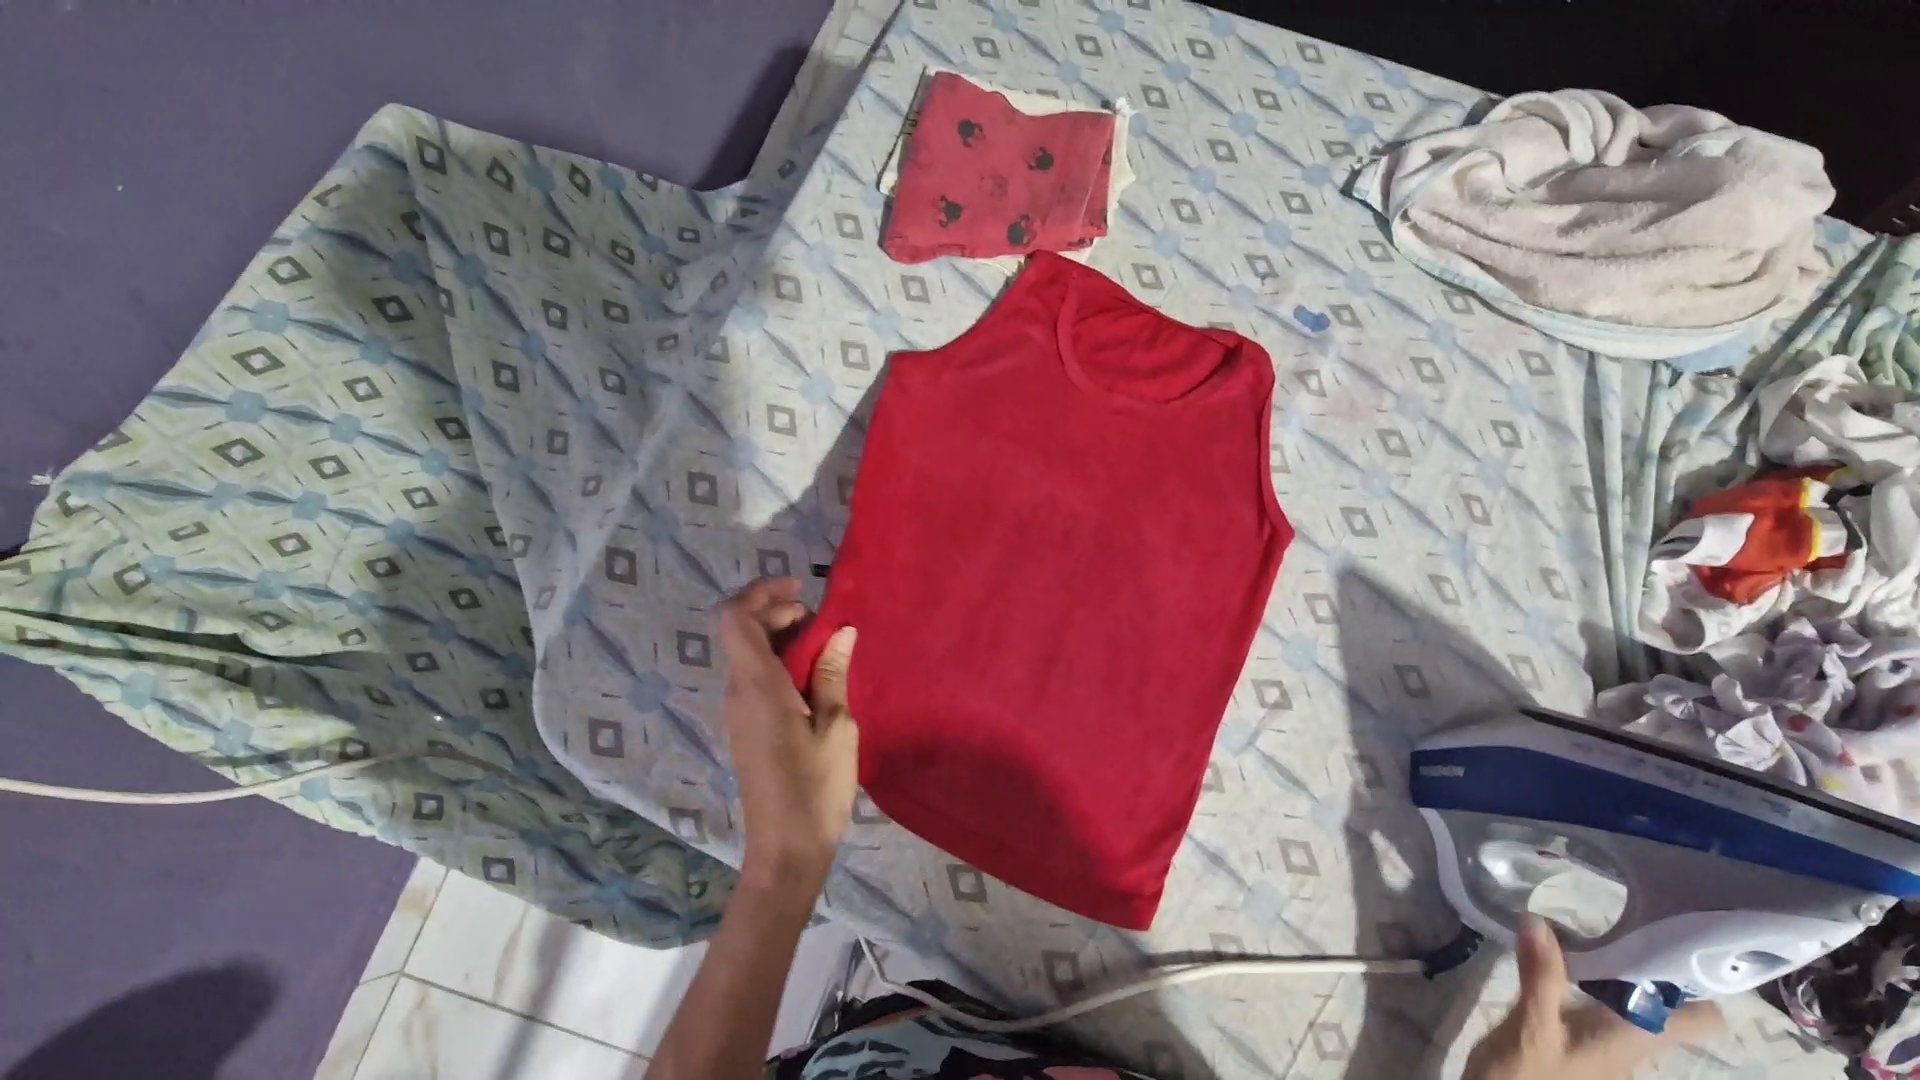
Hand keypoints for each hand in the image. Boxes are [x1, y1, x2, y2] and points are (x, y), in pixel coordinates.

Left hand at [716, 578, 859, 891]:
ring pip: (750, 653)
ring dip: (782, 638)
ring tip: (827, 646)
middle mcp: (738, 692)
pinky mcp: (748, 727)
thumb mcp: (837, 726)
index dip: (763, 592)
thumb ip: (832, 673)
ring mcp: (739, 711)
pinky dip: (781, 663)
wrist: (786, 850)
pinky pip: (756, 678)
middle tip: (824, 621)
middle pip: (742, 630)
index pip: (736, 617)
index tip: (802, 590)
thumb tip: (840, 631)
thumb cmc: (816, 788)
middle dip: (779, 611)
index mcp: (756, 686)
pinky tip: (815, 676)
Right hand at [1463, 917, 1722, 1079]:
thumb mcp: (1531, 1026)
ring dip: (1617, 971)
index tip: (1671, 936)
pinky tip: (1557, 964)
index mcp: (1634, 1041)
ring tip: (1584, 932)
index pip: (1702, 1020)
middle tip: (1618, 921)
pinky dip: (1589, 983)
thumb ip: (1540, 975)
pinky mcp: (1579, 1046)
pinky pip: (1602, 1010)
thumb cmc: (1526, 1079)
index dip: (1698, 982)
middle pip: (1669, 1007)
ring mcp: (1606, 1050)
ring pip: (1634, 1006)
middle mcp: (1632, 1046)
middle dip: (1650, 964)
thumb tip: (1537, 919)